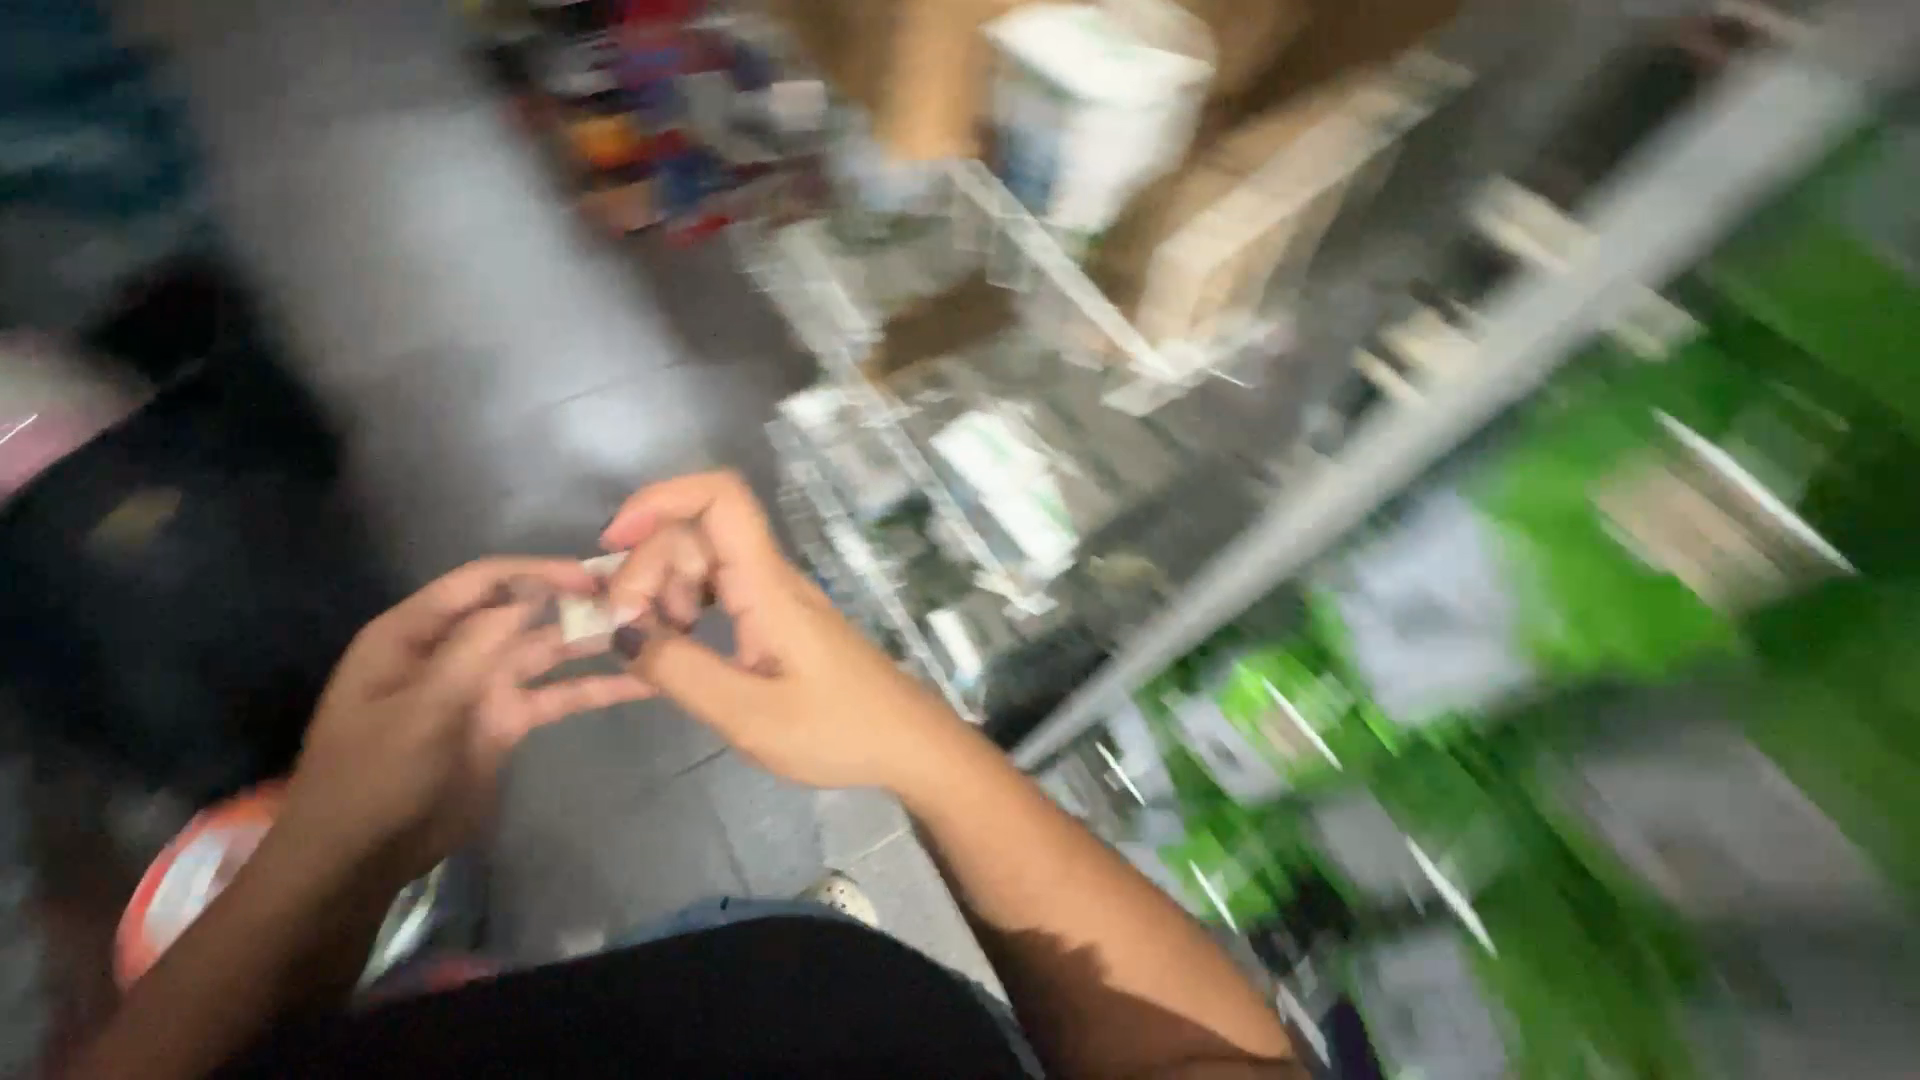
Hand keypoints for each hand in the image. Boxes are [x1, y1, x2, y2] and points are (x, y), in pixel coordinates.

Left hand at [271, 558, 643, 887]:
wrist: (361, 857)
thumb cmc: (372, 777)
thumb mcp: (418, 709)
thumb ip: (473, 648)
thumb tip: (530, 594)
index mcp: (414, 634)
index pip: (481, 584)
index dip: (535, 572)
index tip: (589, 575)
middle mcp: (454, 650)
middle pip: (523, 611)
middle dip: (574, 602)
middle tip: (634, 596)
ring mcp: (484, 685)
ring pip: (548, 650)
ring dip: (593, 639)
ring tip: (648, 629)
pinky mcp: (509, 720)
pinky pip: (560, 695)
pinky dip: (598, 688)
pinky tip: (642, 684)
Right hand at [601, 471, 967, 790]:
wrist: (907, 743)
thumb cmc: (837, 731)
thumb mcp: (749, 715)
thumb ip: (680, 670)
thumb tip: (621, 630)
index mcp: (768, 586)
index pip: (721, 498)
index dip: (660, 499)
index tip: (613, 544)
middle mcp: (771, 578)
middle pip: (696, 534)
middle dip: (646, 569)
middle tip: (627, 632)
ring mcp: (776, 598)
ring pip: (703, 564)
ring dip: (663, 595)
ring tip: (657, 648)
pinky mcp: (777, 622)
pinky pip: (719, 596)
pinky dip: (685, 614)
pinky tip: (674, 651)